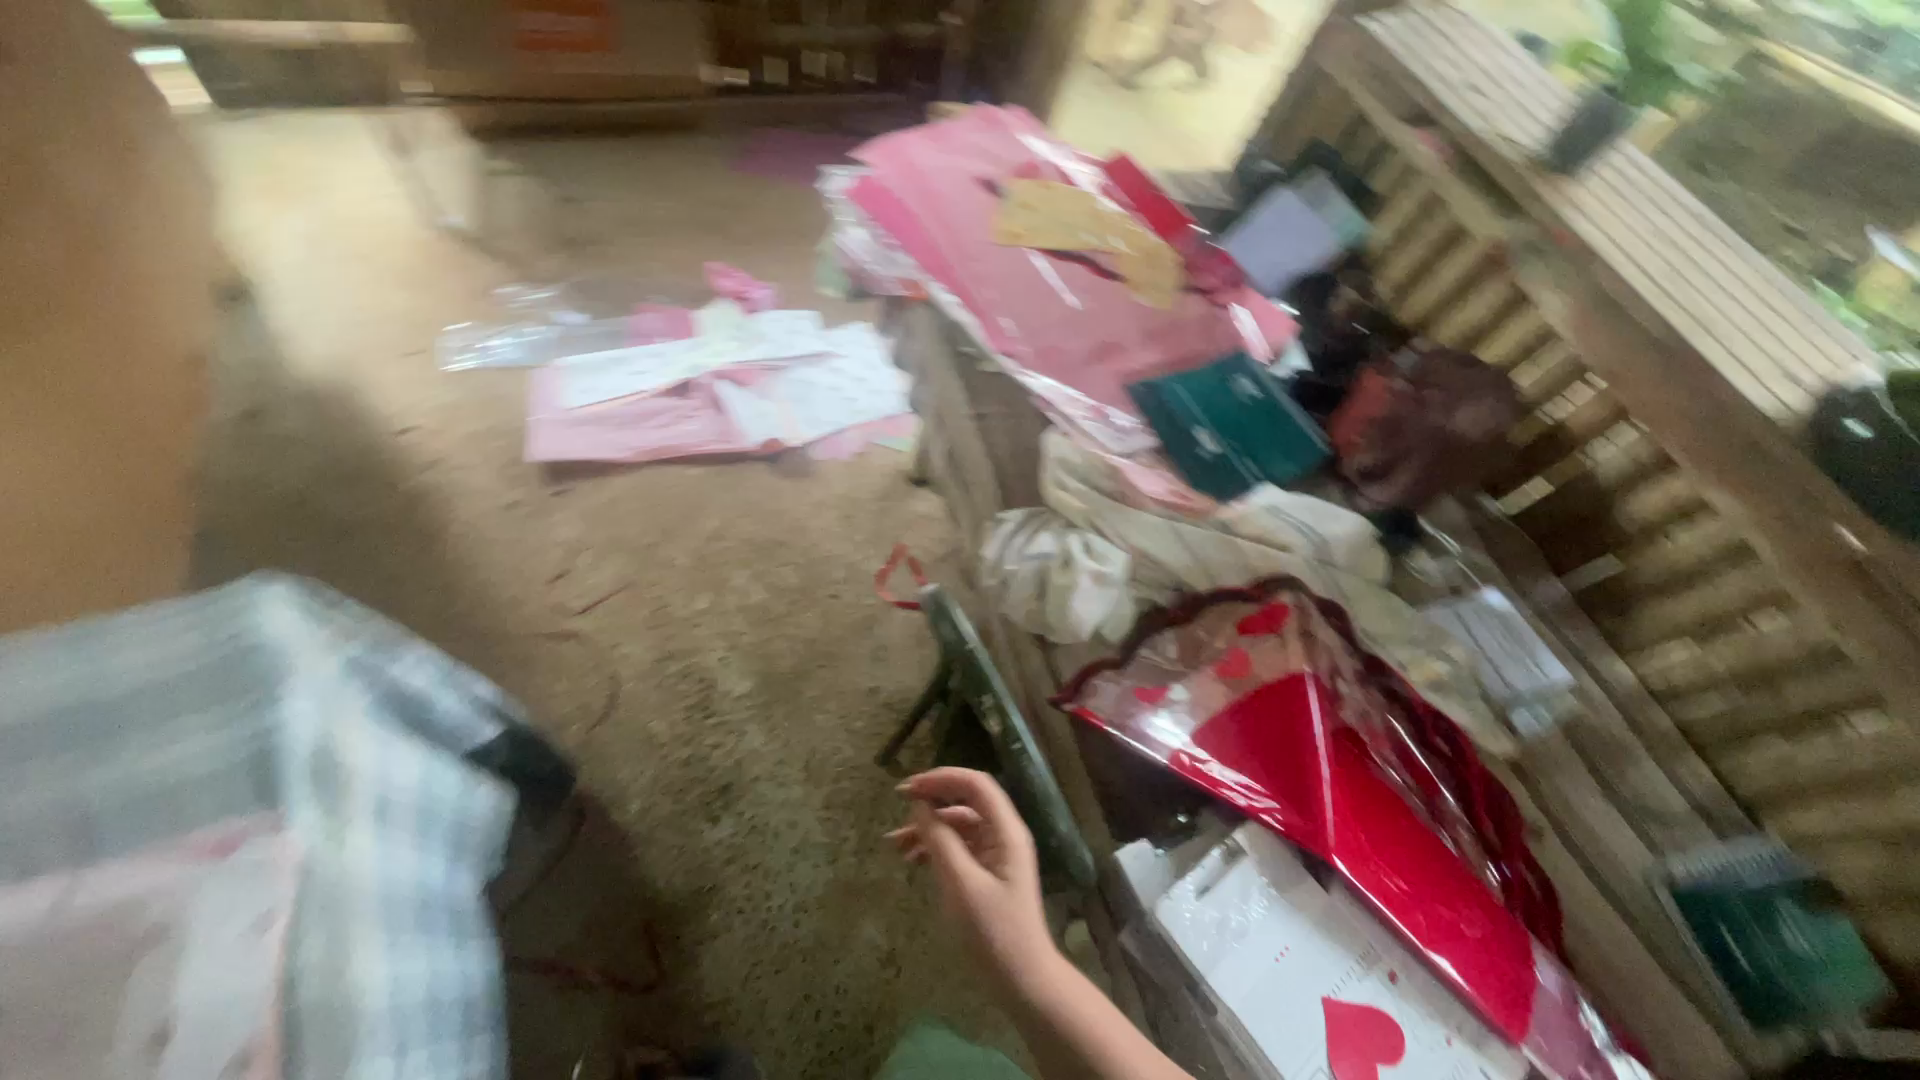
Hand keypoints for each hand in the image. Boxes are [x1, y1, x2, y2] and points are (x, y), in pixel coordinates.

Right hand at [888, 767, 1058, 991]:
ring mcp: (996, 854)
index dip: (942, 778)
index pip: (976, 784)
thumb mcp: (960, 883)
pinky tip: (912, 861)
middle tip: (897, 808)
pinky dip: (935, 848)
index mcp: (1006, 831)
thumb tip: (920, 805)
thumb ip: (940, 840)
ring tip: (894, 845)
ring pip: (958, 825)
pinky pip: (959, 847)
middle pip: (965, 801)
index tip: (907, 788)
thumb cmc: (992, 931)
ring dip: (928, 829)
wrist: (1021, 979)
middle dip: (931, 801)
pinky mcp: (987, 872)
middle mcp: (1004, 835)